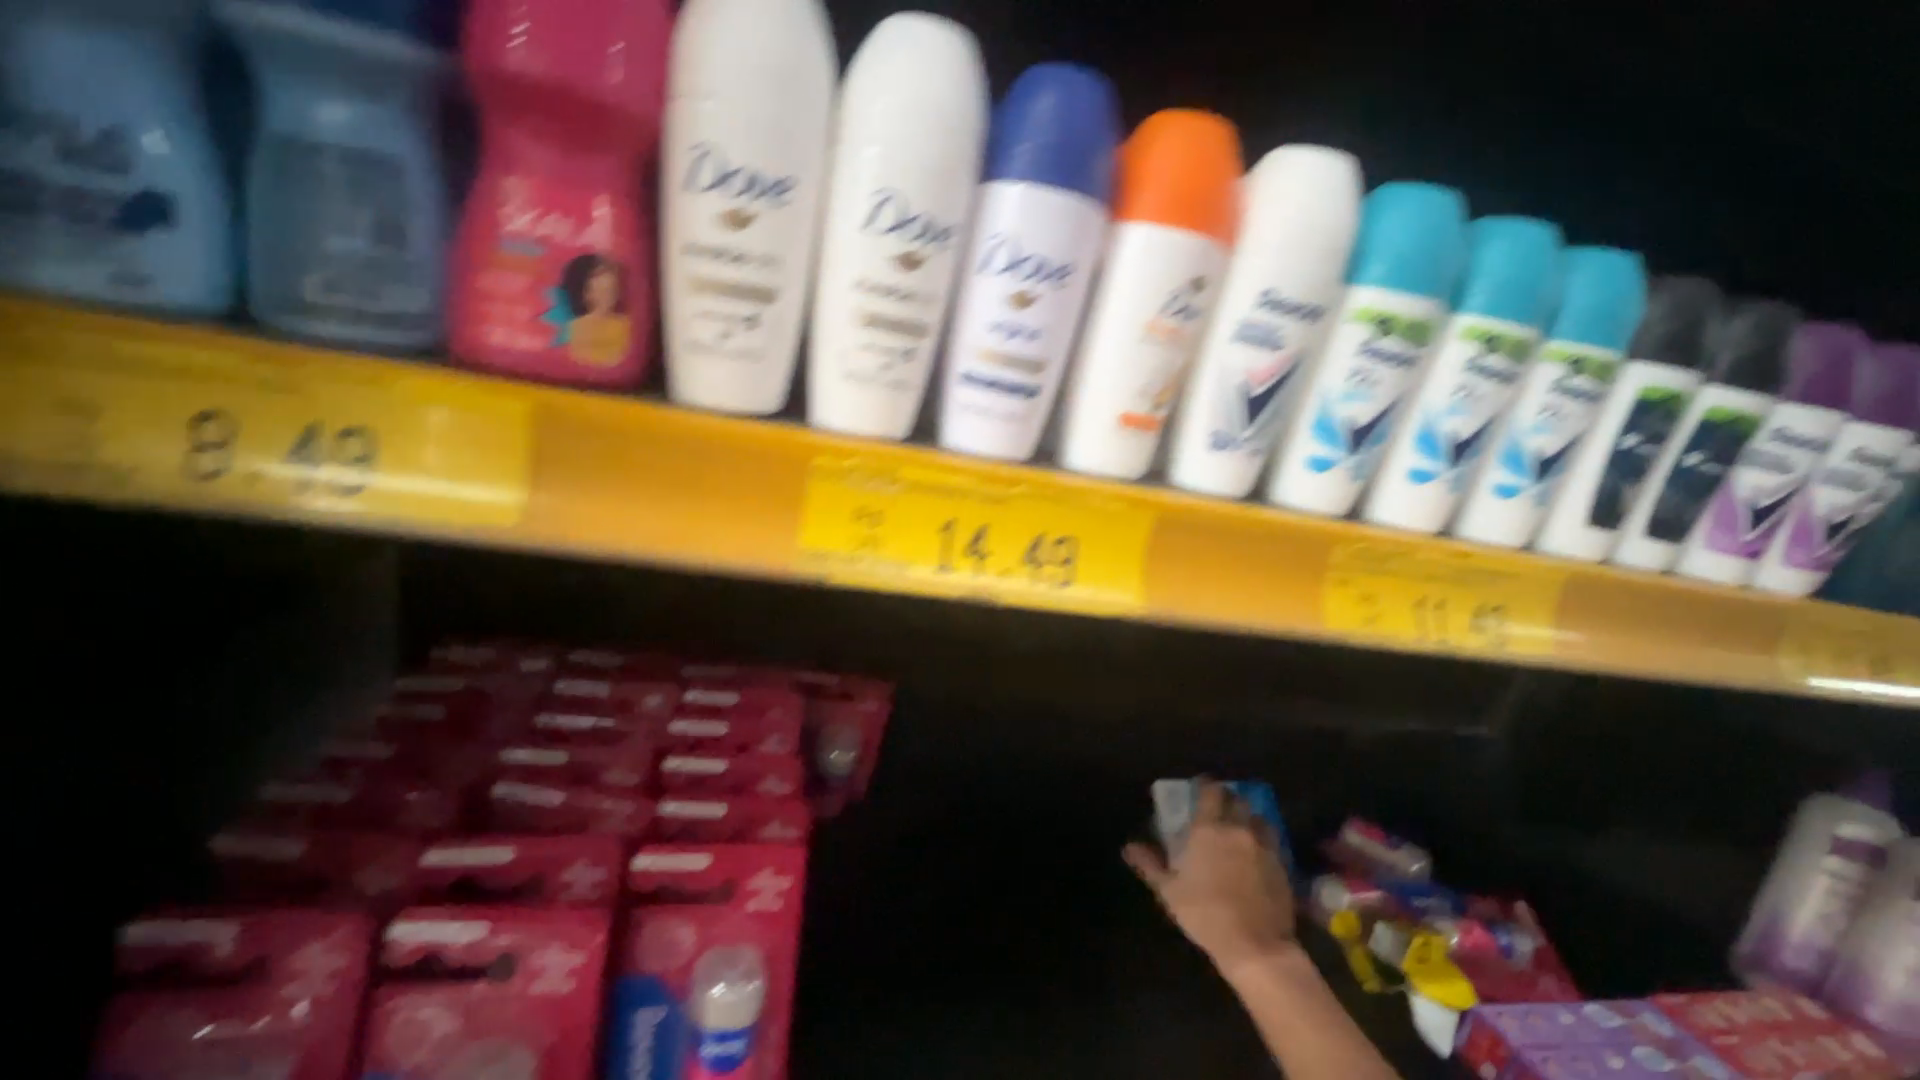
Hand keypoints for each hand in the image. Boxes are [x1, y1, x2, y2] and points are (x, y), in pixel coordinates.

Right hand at [1125, 780, 1298, 974]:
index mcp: (1208, 829)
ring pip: (1259, 818)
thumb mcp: (1169, 891)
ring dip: (1248, 817)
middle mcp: (1238, 829)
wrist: (1254, 944)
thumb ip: (1150, 864)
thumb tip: (1129, 847)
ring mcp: (1264, 846)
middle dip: (1228, 798)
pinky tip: (1256, 852)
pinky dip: (1263, 839)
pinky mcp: (1283, 864)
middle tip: (1218, 807)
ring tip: (1240, 827)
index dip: (1205, 785)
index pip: (1210, 792)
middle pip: (1237, 800)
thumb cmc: (1204, 913)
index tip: (1199, 786)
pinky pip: (1272, 840)